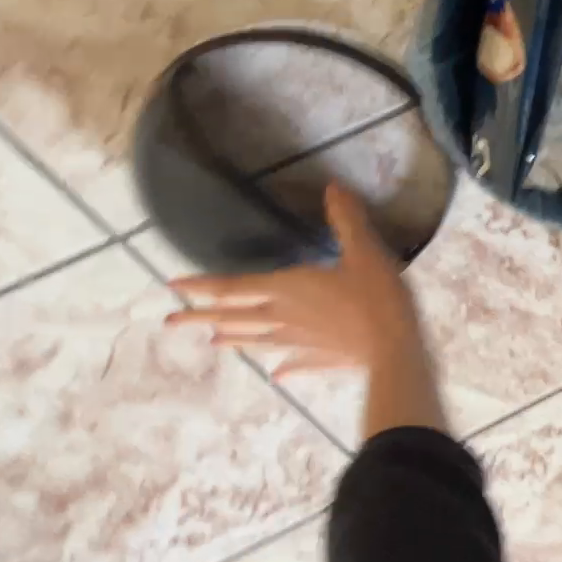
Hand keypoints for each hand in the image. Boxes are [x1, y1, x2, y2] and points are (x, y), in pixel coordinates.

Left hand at [165, 183, 427, 383]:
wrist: (392, 346)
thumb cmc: (376, 295)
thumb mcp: (364, 250)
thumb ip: (347, 220)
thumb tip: (334, 186)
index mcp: (287, 288)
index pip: (234, 286)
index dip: (202, 284)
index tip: (172, 286)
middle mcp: (282, 317)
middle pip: (234, 317)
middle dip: (201, 316)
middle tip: (169, 321)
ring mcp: (299, 342)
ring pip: (257, 340)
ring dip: (234, 339)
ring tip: (212, 342)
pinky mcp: (319, 360)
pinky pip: (294, 364)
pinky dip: (282, 368)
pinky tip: (276, 375)